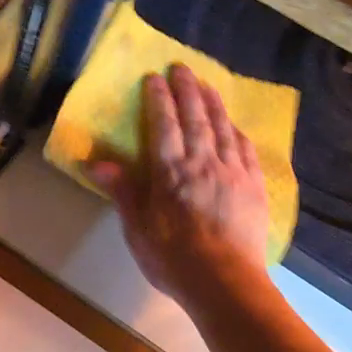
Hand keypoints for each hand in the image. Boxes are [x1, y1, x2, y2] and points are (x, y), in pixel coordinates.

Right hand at [88, 63, 276, 309]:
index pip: (162, 125)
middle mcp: (202, 163)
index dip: (158, 98)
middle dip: (187, 90)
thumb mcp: (137, 229)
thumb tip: (98, 161)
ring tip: (208, 85)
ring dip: (214, 103)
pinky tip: (235, 125)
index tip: (154, 77)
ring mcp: (232, 172)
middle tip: (182, 67)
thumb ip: (123, 191)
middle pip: (195, 117)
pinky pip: (246, 149)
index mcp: (170, 172)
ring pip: (223, 128)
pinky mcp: (254, 186)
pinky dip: (237, 132)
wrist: (225, 283)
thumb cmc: (173, 259)